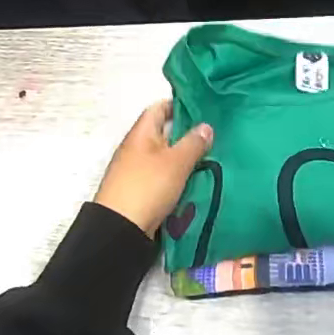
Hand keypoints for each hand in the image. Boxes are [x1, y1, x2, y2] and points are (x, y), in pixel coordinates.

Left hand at [93, 100, 213, 235]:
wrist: (119, 231)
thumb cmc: (148, 187)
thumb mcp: (176, 162)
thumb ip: (194, 142)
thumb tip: (206, 126)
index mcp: (141, 134)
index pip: (159, 108)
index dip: (180, 104)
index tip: (203, 108)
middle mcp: (136, 147)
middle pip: (164, 132)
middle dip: (187, 132)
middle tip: (213, 133)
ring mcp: (136, 170)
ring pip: (165, 154)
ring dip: (184, 155)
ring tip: (210, 155)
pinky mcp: (140, 190)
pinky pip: (163, 174)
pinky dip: (178, 174)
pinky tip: (196, 178)